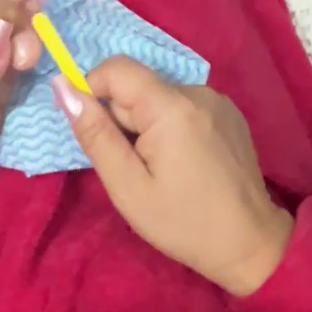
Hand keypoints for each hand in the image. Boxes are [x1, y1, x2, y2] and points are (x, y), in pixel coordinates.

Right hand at [54, 57, 293, 296]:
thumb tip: (62, 86)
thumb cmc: (182, 222)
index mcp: (172, 107)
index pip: (116, 68)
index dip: (92, 90)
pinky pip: (181, 105)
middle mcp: (197, 91)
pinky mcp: (227, 112)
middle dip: (121, 118)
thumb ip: (94, 133)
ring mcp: (217, 100)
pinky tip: (181, 161)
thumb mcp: (127, 186)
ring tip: (158, 167)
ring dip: (144, 124)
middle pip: (137, 85)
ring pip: (157, 96)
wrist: (249, 243)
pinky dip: (168, 126)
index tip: (93, 131)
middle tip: (132, 165)